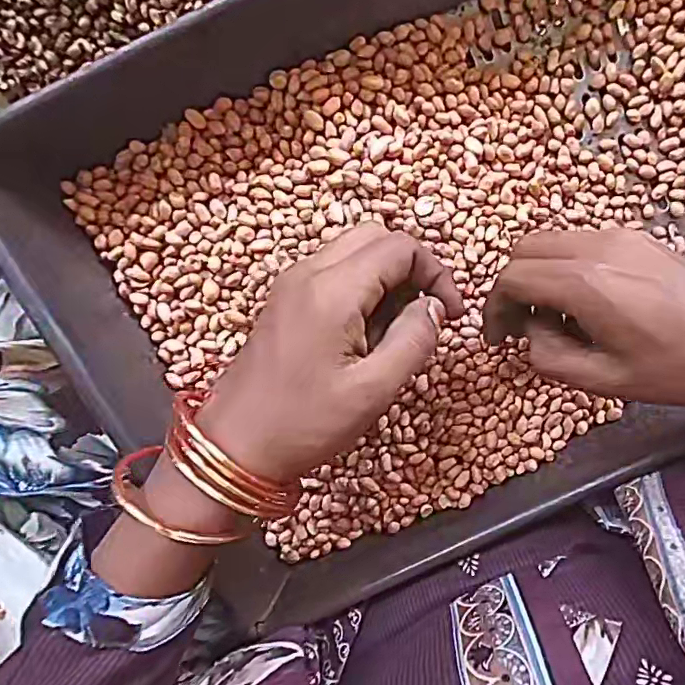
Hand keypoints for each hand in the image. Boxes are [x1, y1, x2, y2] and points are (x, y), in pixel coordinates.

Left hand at [197, 224, 466, 480]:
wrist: (234, 447)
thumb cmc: (303, 424)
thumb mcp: (373, 391)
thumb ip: (414, 340)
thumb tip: (434, 308)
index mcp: (332, 291)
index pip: (400, 247)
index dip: (437, 274)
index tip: (449, 314)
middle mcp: (308, 273)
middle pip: (375, 237)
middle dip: (412, 269)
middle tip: (425, 316)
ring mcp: (291, 284)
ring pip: (354, 253)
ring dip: (386, 280)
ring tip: (393, 334)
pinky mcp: (284, 301)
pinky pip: (333, 274)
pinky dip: (361, 290)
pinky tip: (363, 337)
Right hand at [484, 229, 684, 425]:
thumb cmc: (684, 371)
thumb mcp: (606, 381)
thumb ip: (550, 357)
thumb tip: (531, 333)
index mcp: (587, 282)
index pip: (513, 277)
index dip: (494, 308)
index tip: (498, 339)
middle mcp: (601, 246)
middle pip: (527, 248)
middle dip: (512, 287)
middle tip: (520, 328)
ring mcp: (625, 236)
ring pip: (555, 242)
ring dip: (540, 276)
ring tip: (557, 322)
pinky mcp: (643, 239)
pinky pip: (584, 244)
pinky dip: (567, 268)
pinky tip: (589, 306)